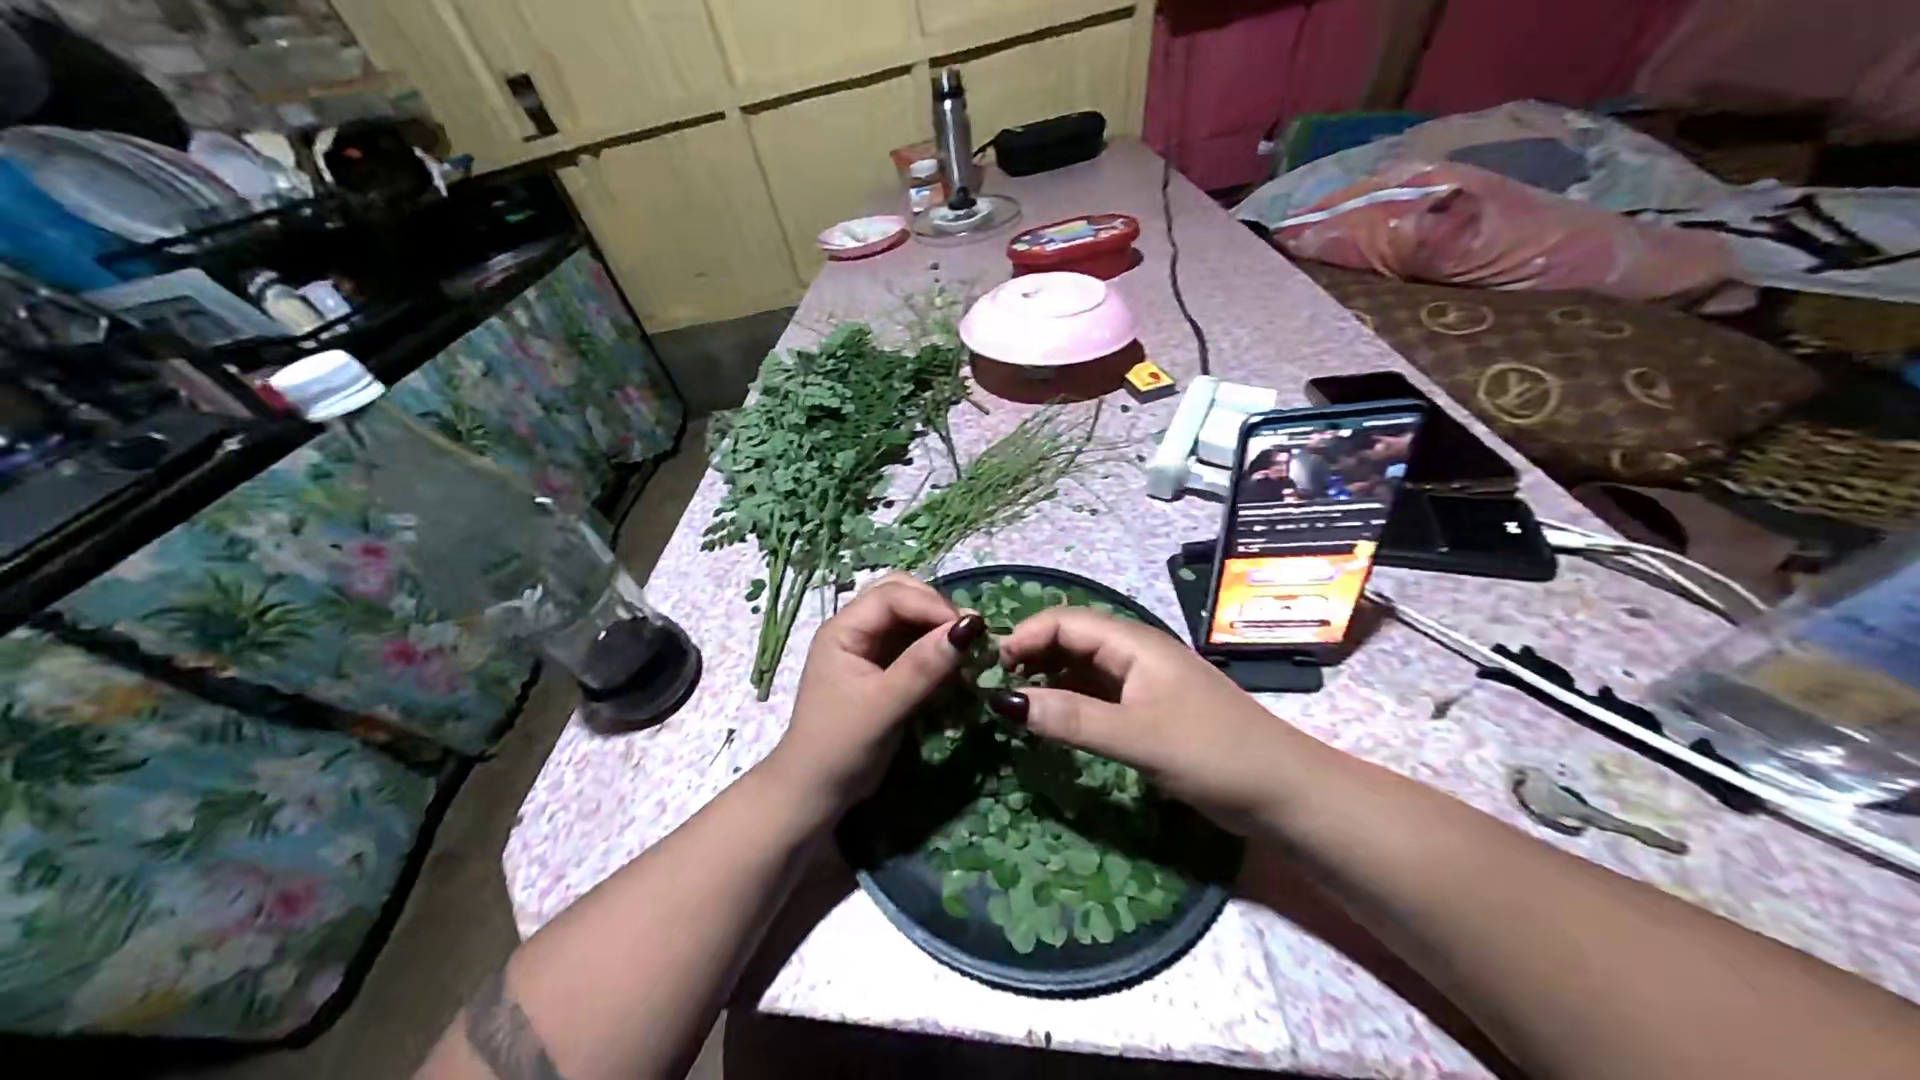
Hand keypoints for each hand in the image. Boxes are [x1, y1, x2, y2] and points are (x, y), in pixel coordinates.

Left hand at [765, 573, 985, 814]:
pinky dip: (937, 648)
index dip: (932, 604)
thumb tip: (968, 628)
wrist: (816, 792)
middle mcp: (856, 630)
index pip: (892, 595)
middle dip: (937, 608)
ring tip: (968, 647)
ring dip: (939, 627)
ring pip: (911, 618)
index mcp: (844, 629)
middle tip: (969, 634)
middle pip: (901, 595)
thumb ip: (923, 667)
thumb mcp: (883, 706)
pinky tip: (956, 663)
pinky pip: (915, 643)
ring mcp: (870, 649)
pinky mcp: (884, 669)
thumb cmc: (840, 746)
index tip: (968, 628)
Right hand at [994, 608, 1321, 830]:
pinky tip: (1052, 718)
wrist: (1281, 791)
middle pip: (1071, 638)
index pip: (1065, 621)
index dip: (1025, 636)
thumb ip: (1070, 718)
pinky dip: (1069, 698)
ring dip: (1047, 677)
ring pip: (1082, 666)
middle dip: (1031, 653)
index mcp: (1134, 643)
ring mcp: (1143, 681)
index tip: (991, 668)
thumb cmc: (1211, 753)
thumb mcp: (1135, 736)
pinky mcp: (1148, 708)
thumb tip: (1004, 702)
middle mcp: (1135, 653)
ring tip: (1015, 703)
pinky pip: (1097, 691)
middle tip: (995, 686)